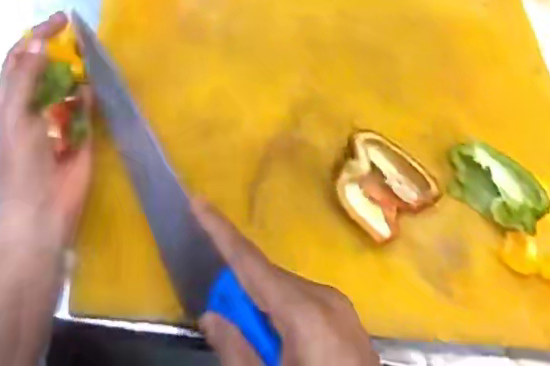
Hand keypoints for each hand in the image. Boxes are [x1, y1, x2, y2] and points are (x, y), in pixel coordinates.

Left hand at [0, 13, 92, 251]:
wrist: (40, 214)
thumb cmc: (20, 164)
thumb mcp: (15, 116)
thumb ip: (25, 78)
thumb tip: (39, 43)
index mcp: (9, 101)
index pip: (19, 58)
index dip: (35, 36)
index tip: (59, 21)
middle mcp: (32, 106)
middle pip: (45, 67)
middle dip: (59, 48)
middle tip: (78, 33)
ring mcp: (57, 120)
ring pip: (68, 84)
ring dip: (76, 68)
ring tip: (89, 56)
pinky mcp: (81, 135)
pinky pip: (87, 106)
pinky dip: (90, 93)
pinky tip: (94, 87)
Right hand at [192, 199, 377, 365]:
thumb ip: (237, 352)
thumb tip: (212, 316)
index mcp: (304, 311)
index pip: (250, 260)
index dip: (219, 230)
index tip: (196, 199)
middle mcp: (326, 299)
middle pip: (268, 279)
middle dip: (240, 291)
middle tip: (219, 318)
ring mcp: (344, 313)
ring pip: (286, 295)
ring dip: (262, 310)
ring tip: (256, 348)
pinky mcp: (353, 330)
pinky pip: (306, 310)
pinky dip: (284, 320)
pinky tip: (280, 351)